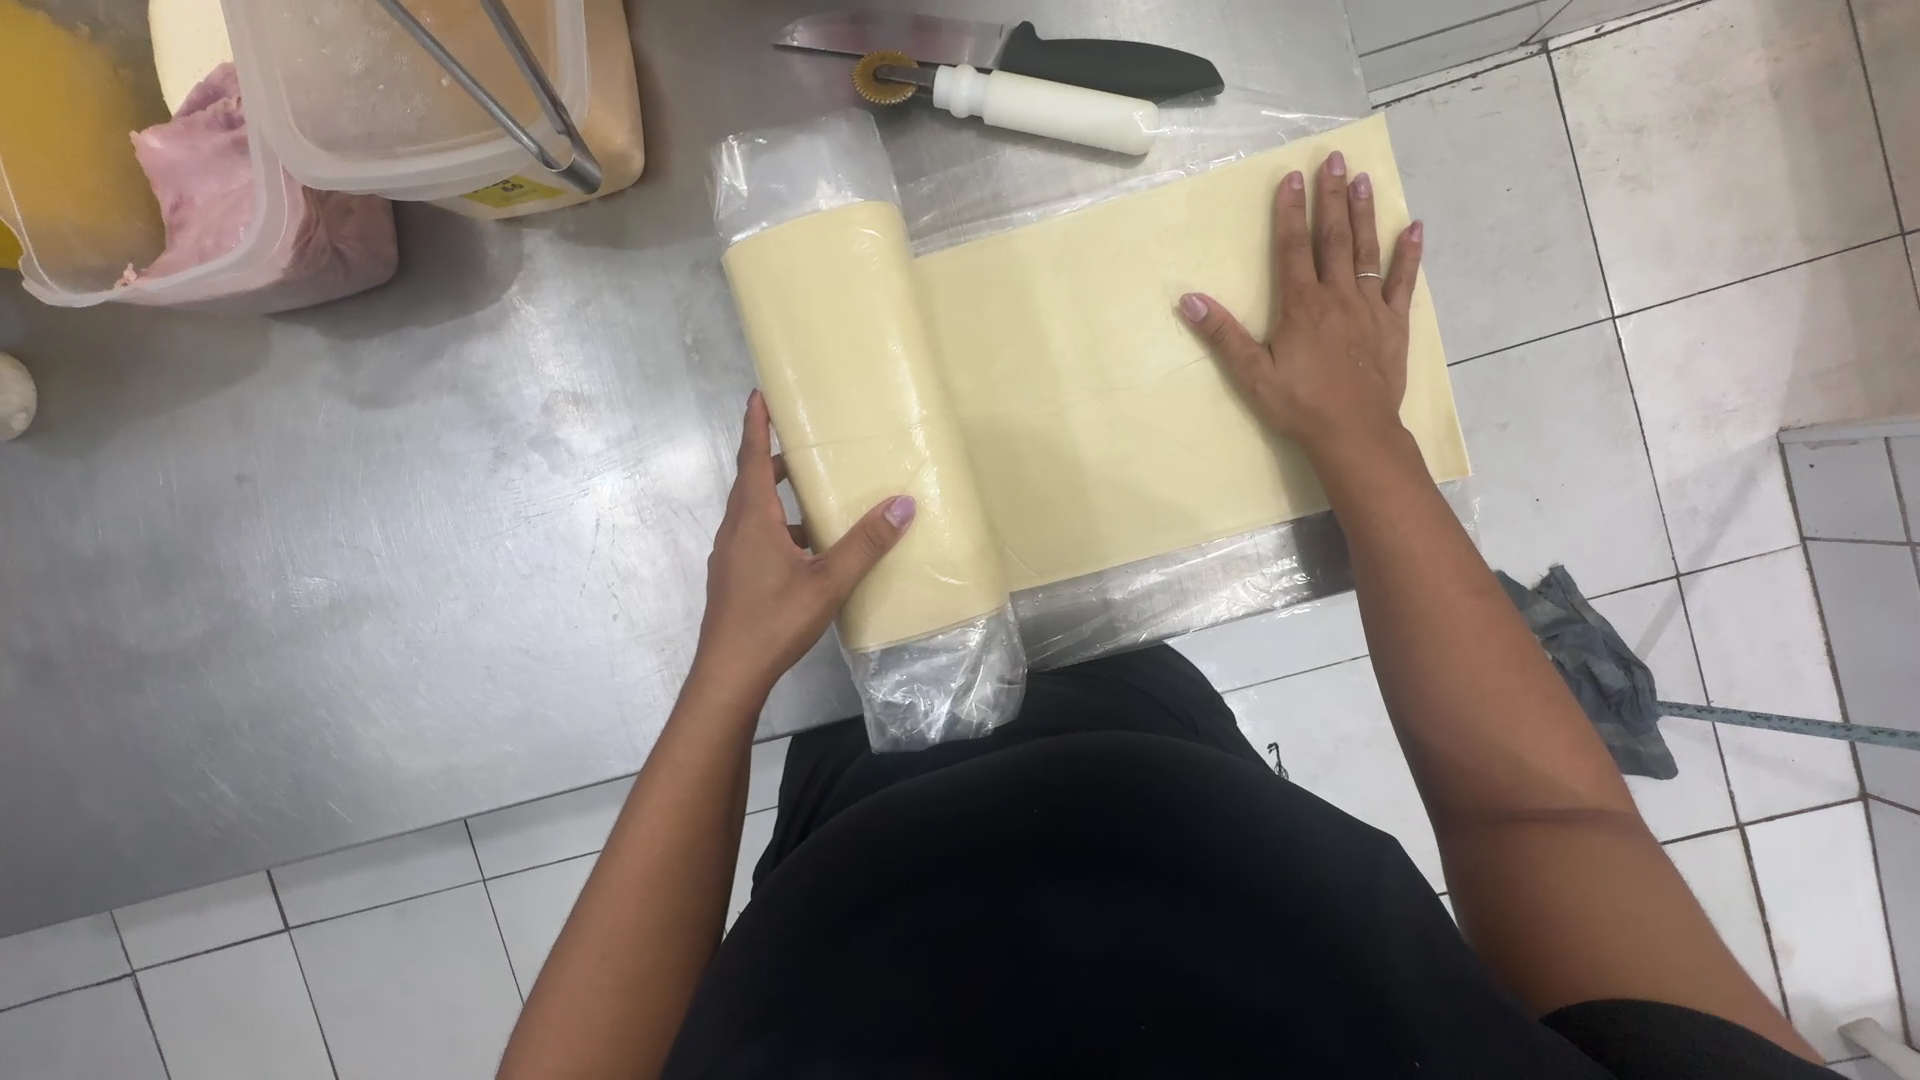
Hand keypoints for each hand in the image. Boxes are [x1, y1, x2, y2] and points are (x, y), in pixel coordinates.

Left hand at [693, 391, 915, 694]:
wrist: (729, 674)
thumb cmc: (773, 621)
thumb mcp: (827, 581)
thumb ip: (865, 544)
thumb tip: (902, 504)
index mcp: (752, 520)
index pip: (751, 459)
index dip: (755, 425)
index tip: (758, 394)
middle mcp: (735, 531)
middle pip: (749, 482)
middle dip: (770, 457)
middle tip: (797, 440)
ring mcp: (730, 557)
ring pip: (752, 513)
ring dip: (775, 496)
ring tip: (810, 493)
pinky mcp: (733, 579)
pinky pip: (754, 537)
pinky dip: (776, 528)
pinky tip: (805, 549)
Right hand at [1178, 151, 1424, 458]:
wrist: (1352, 432)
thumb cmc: (1298, 405)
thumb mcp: (1250, 374)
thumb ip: (1222, 335)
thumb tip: (1188, 300)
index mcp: (1300, 305)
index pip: (1291, 248)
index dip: (1290, 212)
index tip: (1292, 178)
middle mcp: (1336, 296)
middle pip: (1332, 238)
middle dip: (1331, 198)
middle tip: (1335, 160)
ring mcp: (1369, 308)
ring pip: (1366, 252)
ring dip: (1363, 214)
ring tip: (1363, 180)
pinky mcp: (1394, 325)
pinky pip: (1403, 282)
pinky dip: (1408, 254)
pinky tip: (1412, 227)